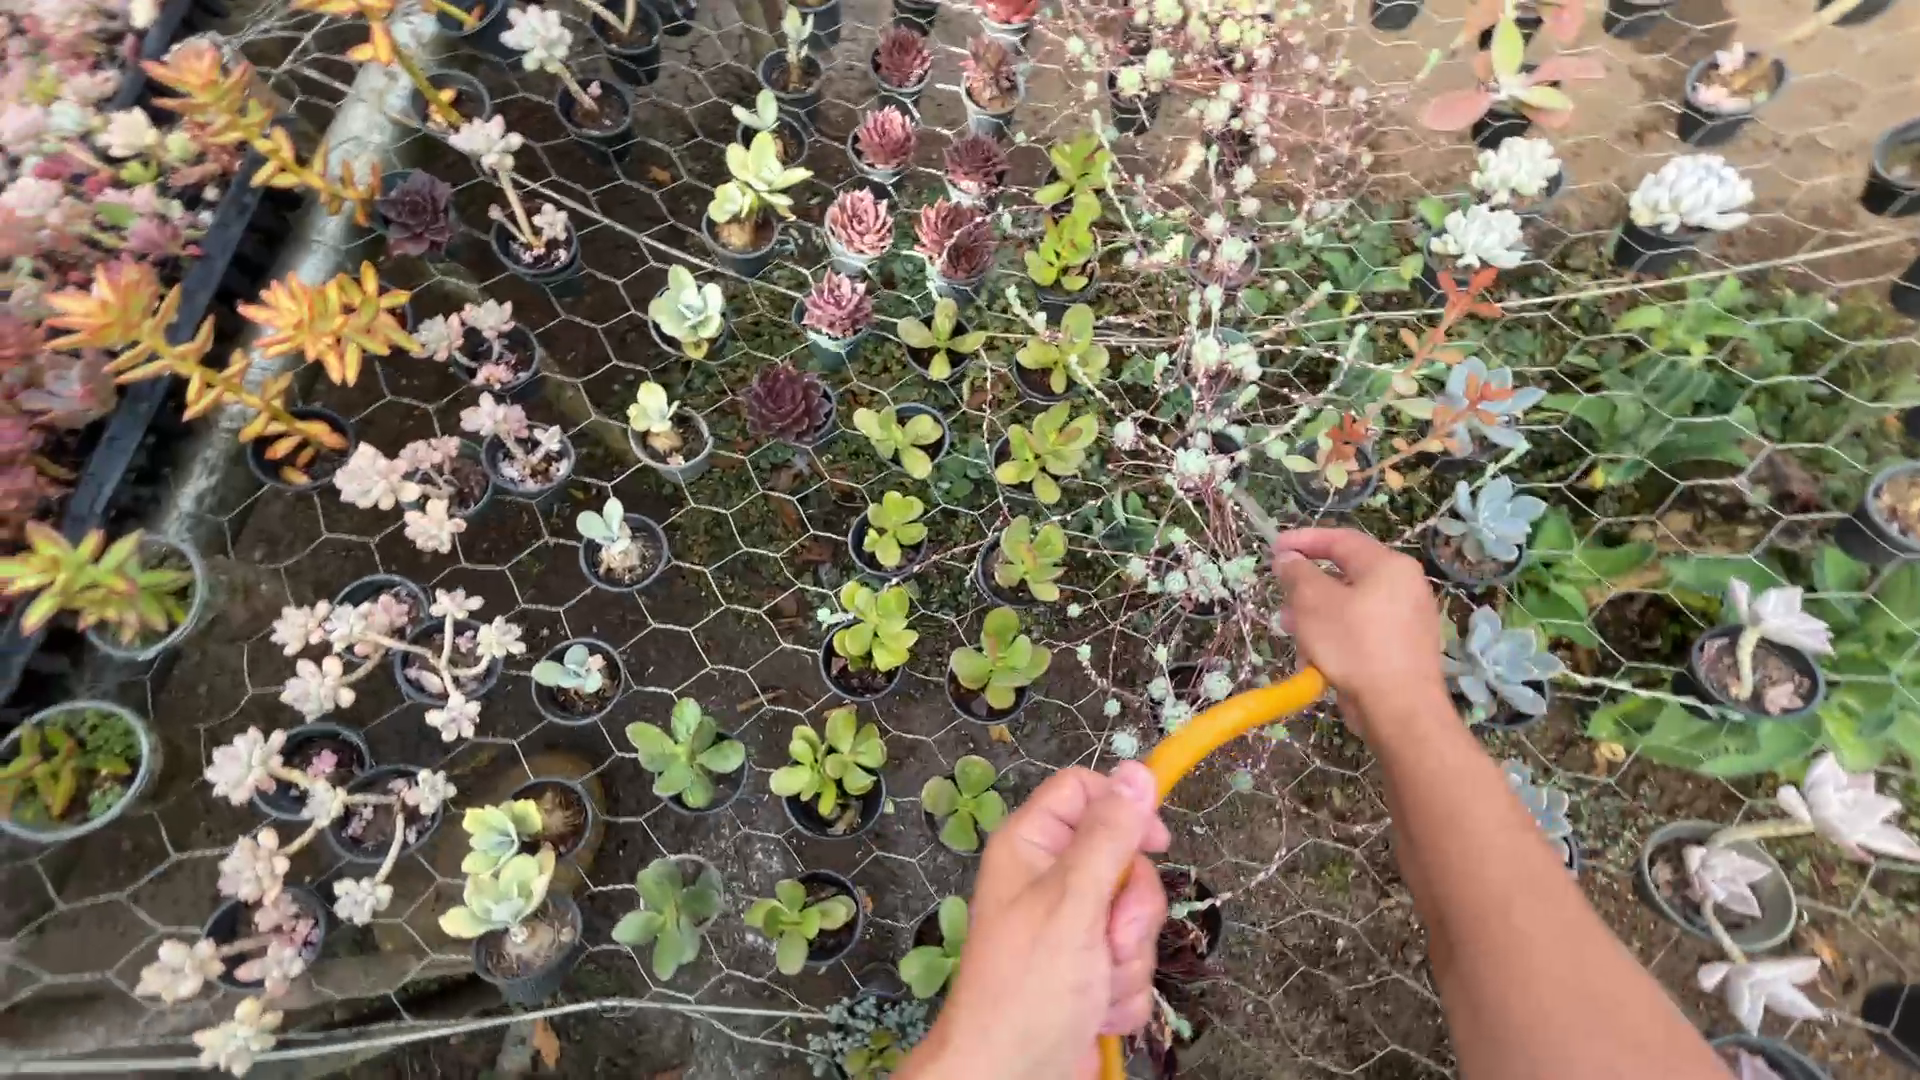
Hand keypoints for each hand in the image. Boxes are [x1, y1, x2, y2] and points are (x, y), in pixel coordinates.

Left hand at [899, 763, 1169, 1079]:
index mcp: (1031, 844)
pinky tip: (1098, 1010)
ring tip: (1097, 986)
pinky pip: (1130, 956)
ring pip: (1132, 912)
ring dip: (1127, 956)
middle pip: (1120, 856)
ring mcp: (1071, 923)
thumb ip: (1109, 836)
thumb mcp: (1072, 902)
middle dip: (1130, 908)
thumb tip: (1138, 769)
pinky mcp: (1089, 965)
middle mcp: (1050, 875)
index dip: (1122, 807)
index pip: (1084, 791)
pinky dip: (1123, 987)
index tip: (1156, 842)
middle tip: (1112, 939)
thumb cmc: (1030, 985)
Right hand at [1272, 527, 1448, 740]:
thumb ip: (1296, 573)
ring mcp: (1408, 618)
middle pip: (1345, 574)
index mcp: (1388, 566)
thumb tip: (1288, 558)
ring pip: (1350, 605)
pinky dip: (1335, 634)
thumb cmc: (1353, 644)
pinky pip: (1361, 630)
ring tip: (1291, 629)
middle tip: (1281, 595)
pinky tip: (1315, 655)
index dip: (1303, 540)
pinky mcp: (1404, 648)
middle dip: (1306, 586)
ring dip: (1315, 614)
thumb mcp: (1312, 602)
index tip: (1274, 548)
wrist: (1399, 707)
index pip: (1340, 539)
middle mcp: (1405, 586)